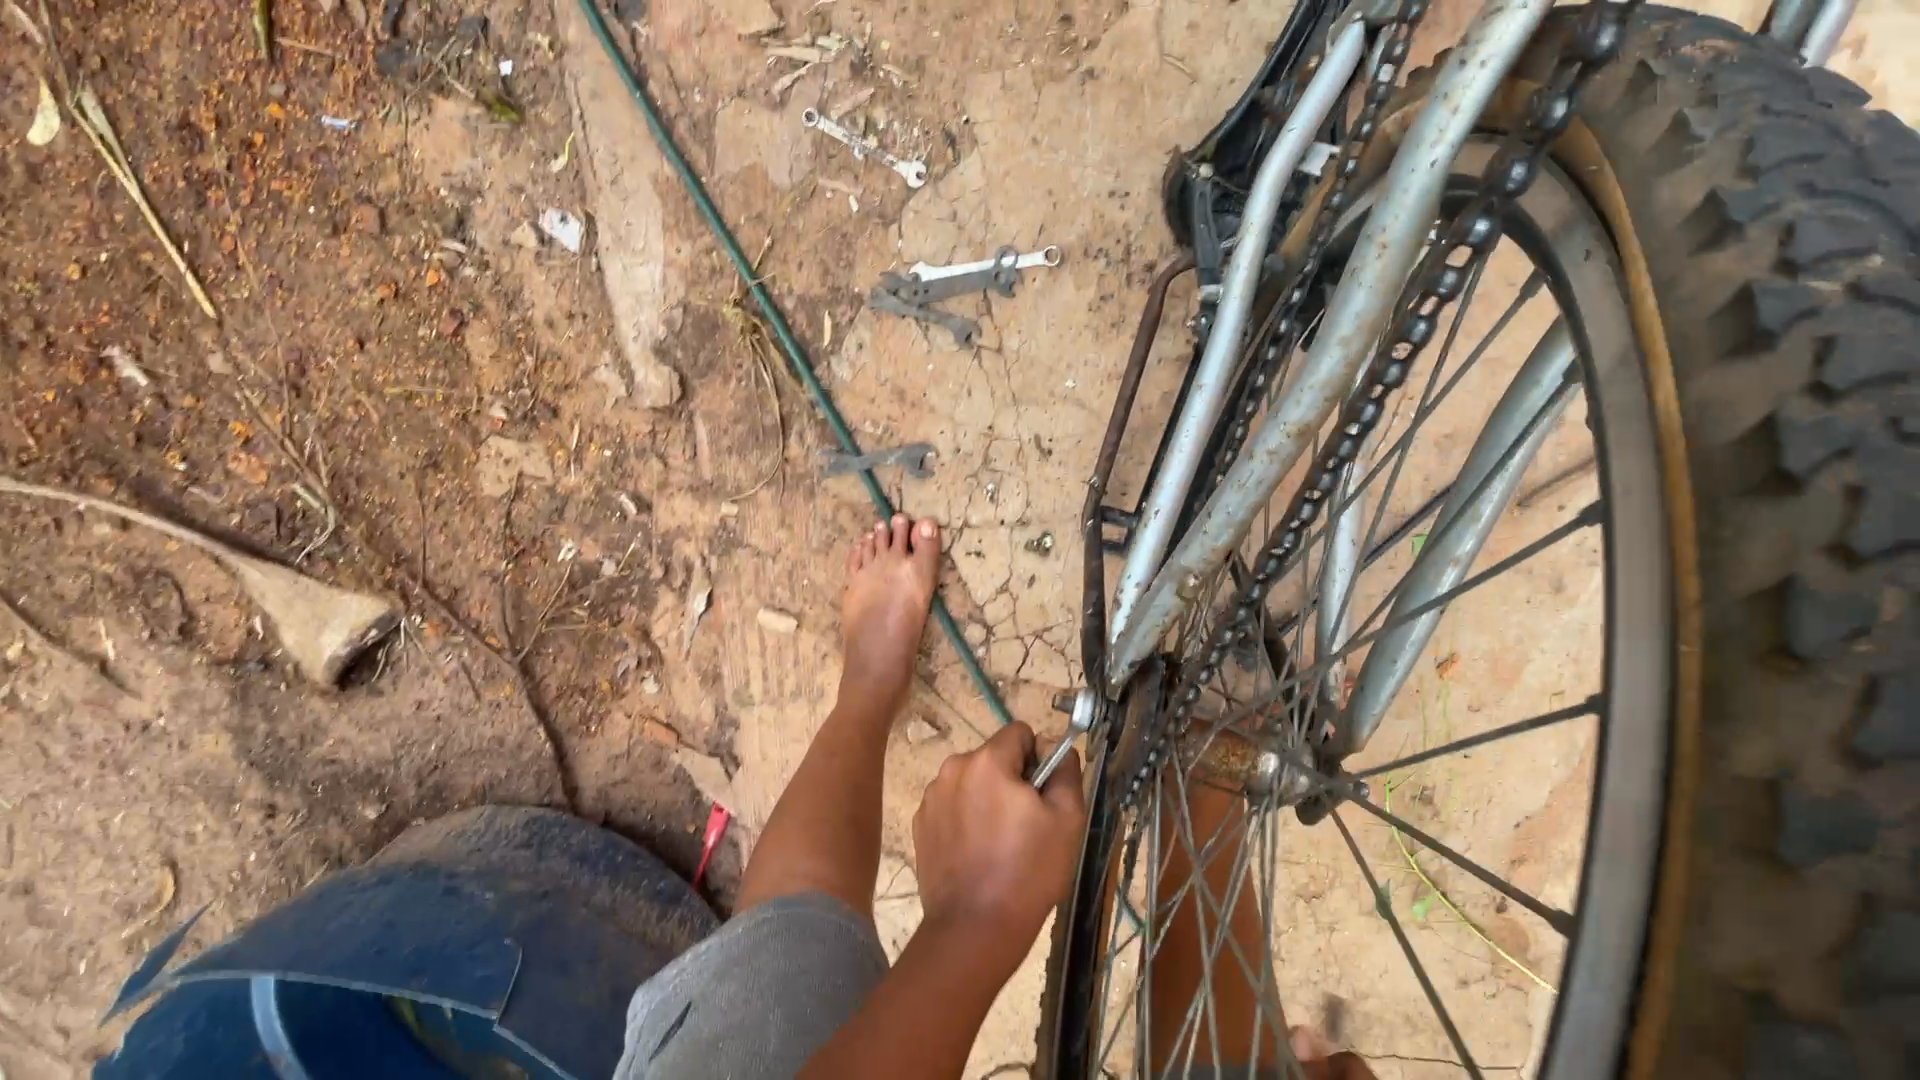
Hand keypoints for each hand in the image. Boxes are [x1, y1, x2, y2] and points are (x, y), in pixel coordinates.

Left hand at [912, 722, 1086, 970]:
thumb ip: (1065, 771)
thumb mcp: (1067, 819)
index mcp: (987, 761)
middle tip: (1027, 824)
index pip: (1019, 732)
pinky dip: (967, 819)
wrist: (974, 926)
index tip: (1044, 793)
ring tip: (1001, 843)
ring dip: (988, 798)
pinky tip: (977, 854)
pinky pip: (953, 806)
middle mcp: (953, 768)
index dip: (1038, 758)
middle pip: (994, 758)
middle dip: (1012, 780)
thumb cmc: (1028, 871)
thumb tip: (1055, 748)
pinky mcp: (921, 824)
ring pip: (973, 782)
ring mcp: (931, 797)